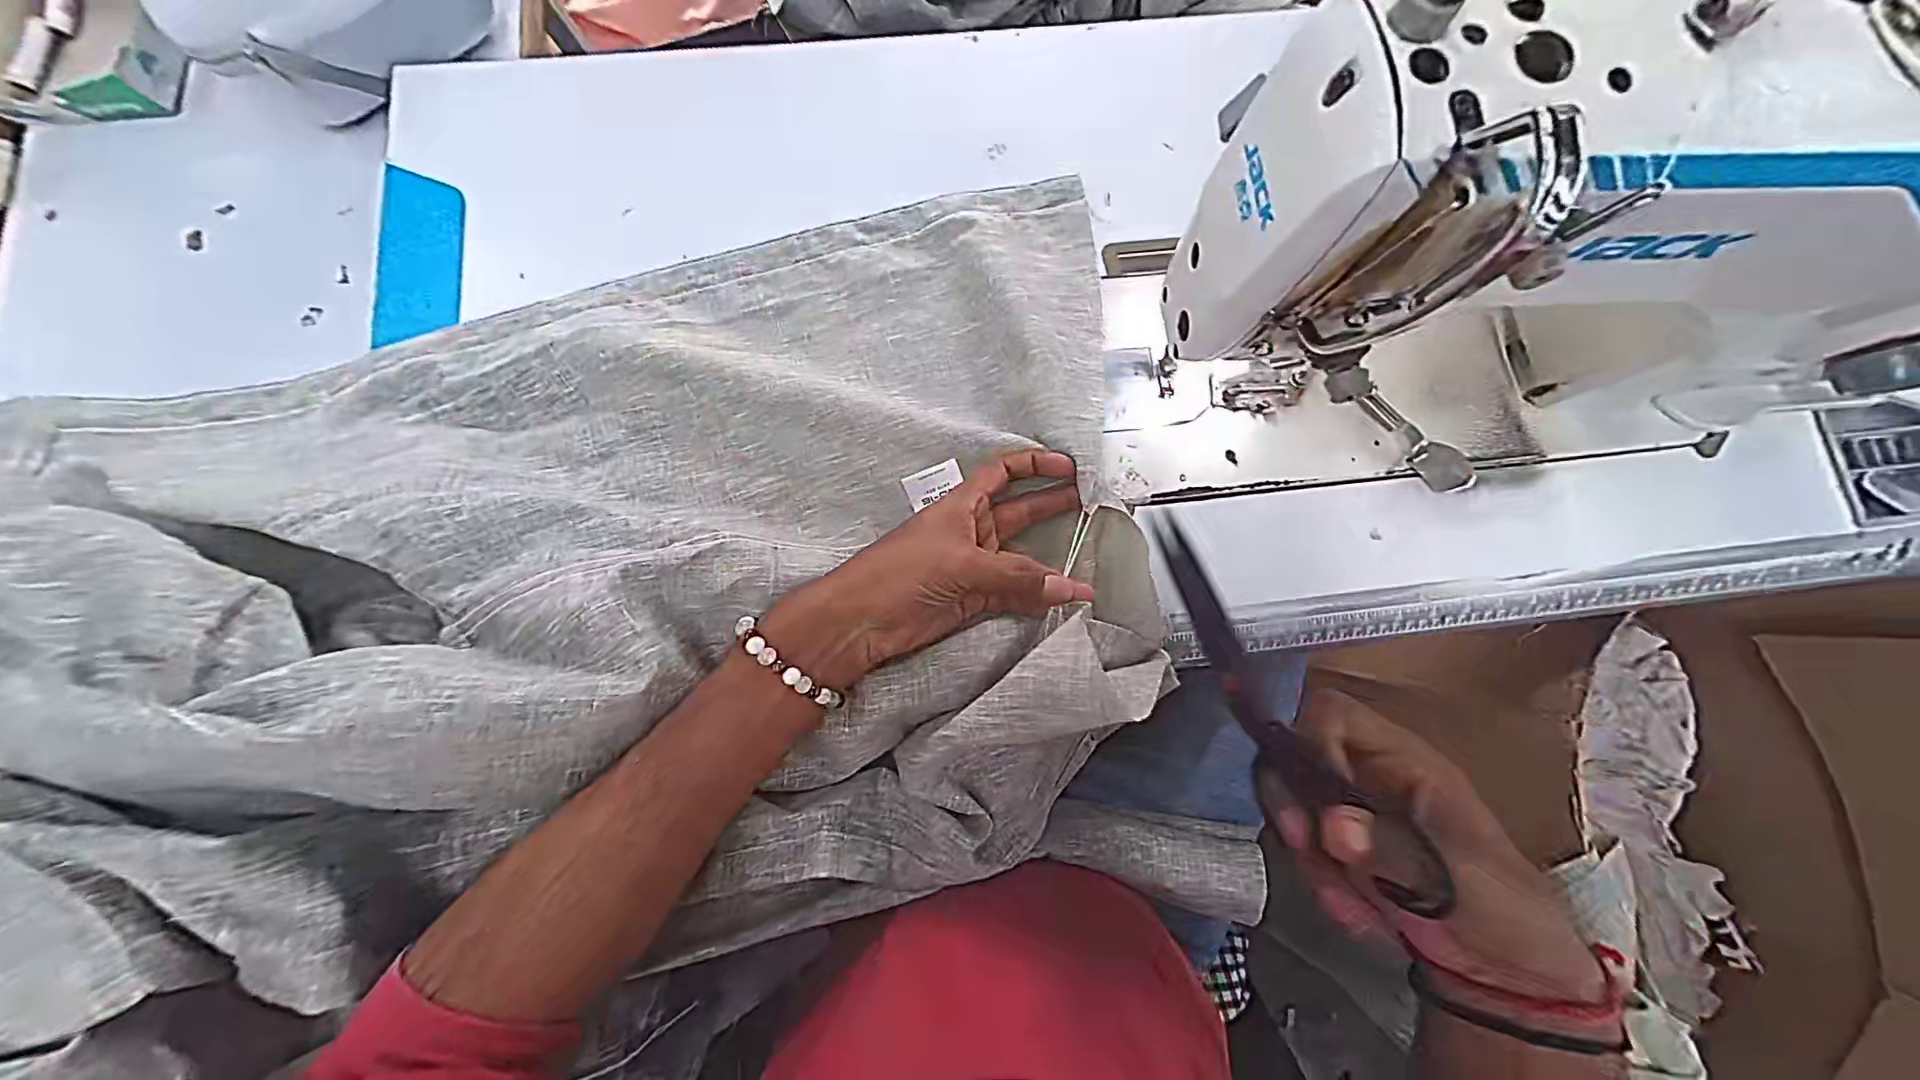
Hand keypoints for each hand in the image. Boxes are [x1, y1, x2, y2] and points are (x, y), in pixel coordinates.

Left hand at [759, 449, 1095, 689]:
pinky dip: (1038, 596)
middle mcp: (970, 531)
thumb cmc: (897, 574)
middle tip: (1090, 503)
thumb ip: (1017, 577)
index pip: (1003, 472)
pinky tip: (1062, 597)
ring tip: (1086, 557)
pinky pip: (1014, 592)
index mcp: (961, 505)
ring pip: (1021, 557)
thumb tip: (1068, 587)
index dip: (1035, 465)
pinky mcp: (973, 597)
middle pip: (1019, 510)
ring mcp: (973, 565)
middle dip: (1052, 504)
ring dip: (1050, 559)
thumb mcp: (960, 564)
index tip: (1069, 467)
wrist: (860, 621)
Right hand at [1262, 675, 1607, 1005]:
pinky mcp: (1335, 848)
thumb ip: (1391, 847)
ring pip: (1290, 809)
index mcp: (1402, 759)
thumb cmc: (1506, 909)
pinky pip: (1301, 851)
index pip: (1332, 713)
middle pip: (1294, 757)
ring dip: (1312, 858)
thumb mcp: (1459, 876)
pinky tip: (1356, 910)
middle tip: (1306, 845)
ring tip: (1354, 900)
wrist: (1514, 974)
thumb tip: (1332, 825)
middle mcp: (1366, 773)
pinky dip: (1320, 883)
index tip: (1315, 793)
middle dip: (1294, 807)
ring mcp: (1347, 810)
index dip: (1310, 740)